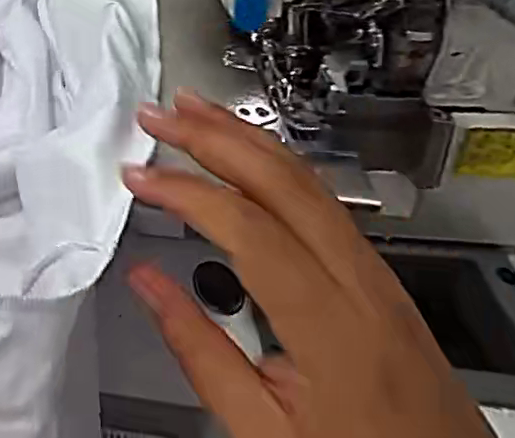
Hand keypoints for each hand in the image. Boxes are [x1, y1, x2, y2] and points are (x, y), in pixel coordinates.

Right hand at [123, 90, 491, 437]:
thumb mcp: (266, 436)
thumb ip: (199, 353)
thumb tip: (147, 283)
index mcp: (335, 332)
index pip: (249, 228)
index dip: (185, 191)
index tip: (138, 178)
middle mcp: (363, 285)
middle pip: (280, 180)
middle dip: (210, 135)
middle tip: (158, 116)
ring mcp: (375, 272)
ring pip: (304, 176)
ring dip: (241, 133)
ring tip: (192, 109)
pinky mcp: (376, 270)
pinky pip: (318, 192)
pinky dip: (269, 156)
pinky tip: (242, 147)